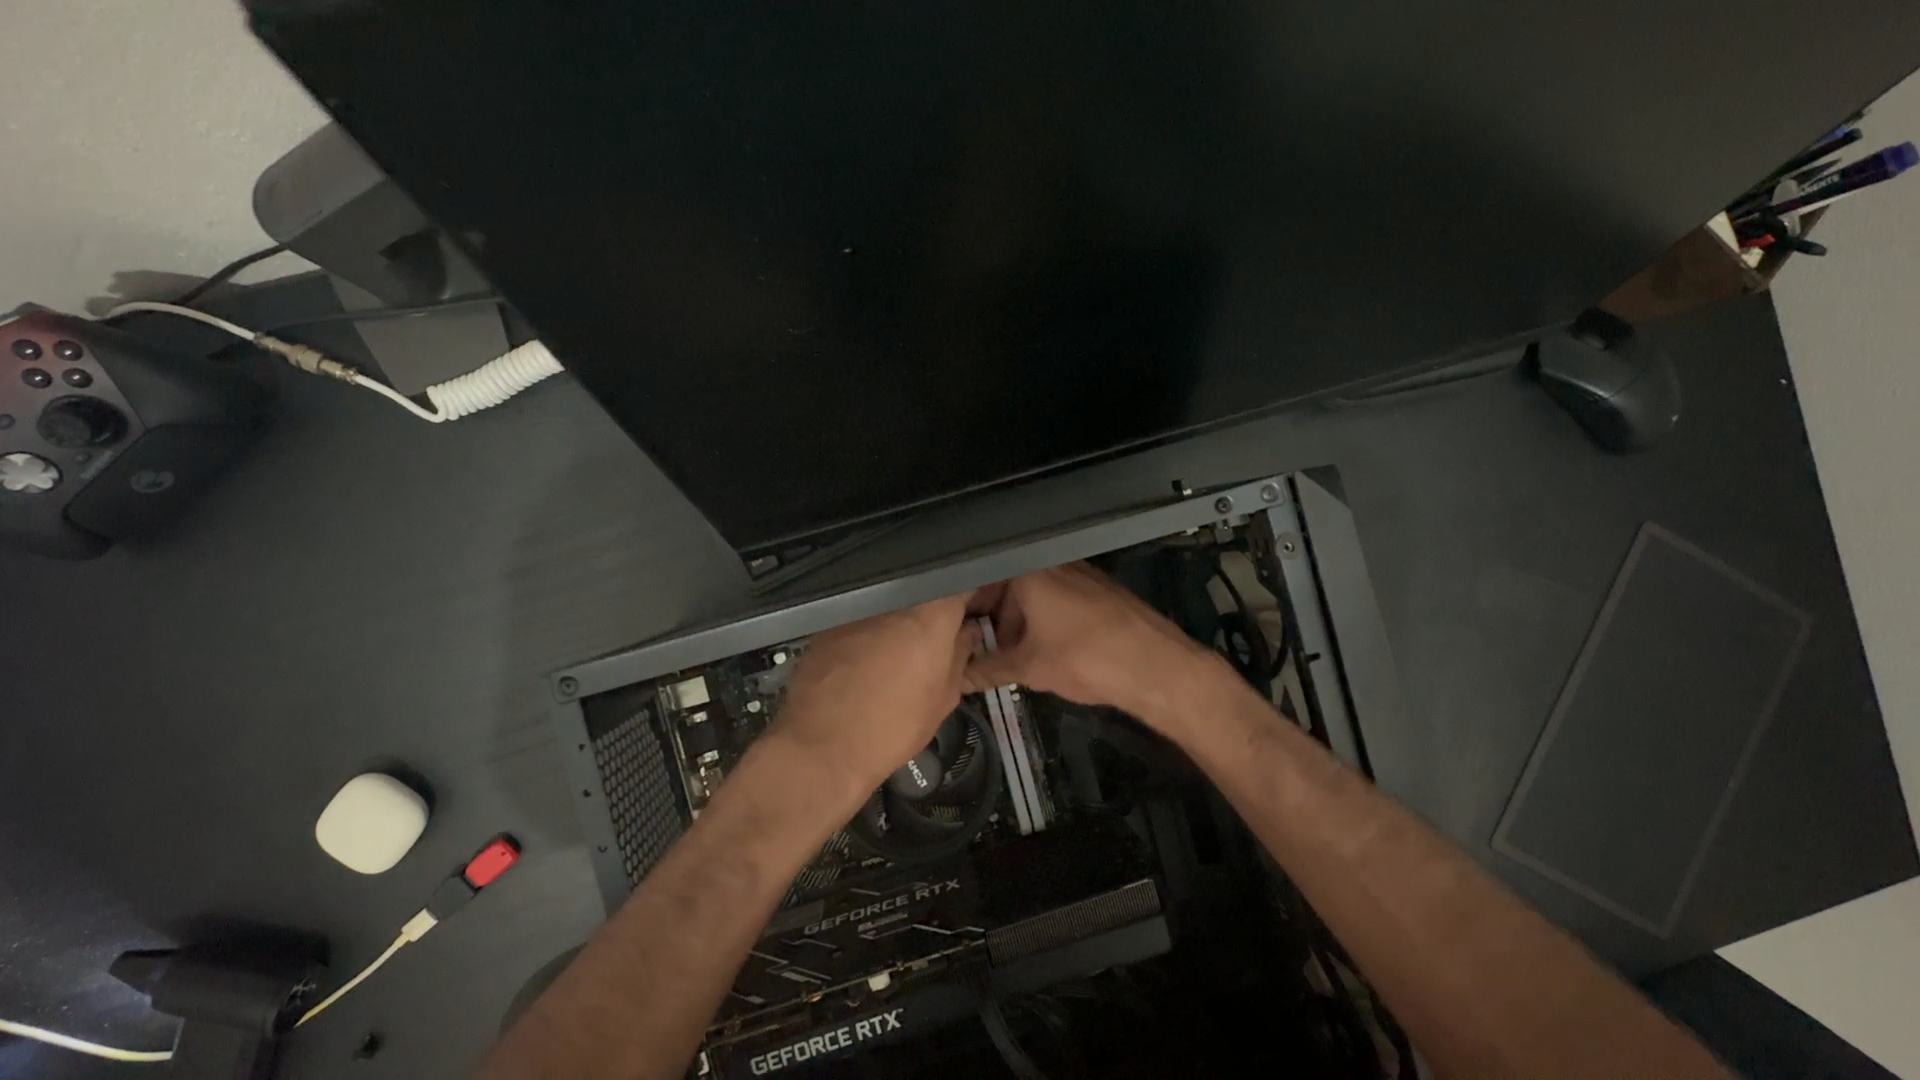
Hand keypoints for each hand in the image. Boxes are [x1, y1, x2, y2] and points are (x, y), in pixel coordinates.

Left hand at [765, 593, 980, 800]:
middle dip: (933, 611)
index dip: (971, 594)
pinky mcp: (827, 627)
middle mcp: (893, 602)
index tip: (973, 610)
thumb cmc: (893, 728)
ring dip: (899, 623)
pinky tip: (865, 664)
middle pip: (923, 592)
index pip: (961, 584)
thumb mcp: (942, 699)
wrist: (822, 746)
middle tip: (936, 639)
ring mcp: (856, 612)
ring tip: (897, 657)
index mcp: (930, 616)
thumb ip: (959, 658)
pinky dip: (869, 635)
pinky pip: (860, 622)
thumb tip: (967, 635)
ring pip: (889, 607)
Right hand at [964, 563, 1217, 737]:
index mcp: (1027, 571)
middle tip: (977, 648)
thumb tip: (958, 679)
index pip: (979, 578)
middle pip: (1006, 584)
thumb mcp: (1029, 668)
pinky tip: (1042, 648)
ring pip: (1033, 592)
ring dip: (1018, 620)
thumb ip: (987, 669)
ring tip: (1008, 654)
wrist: (1155, 666)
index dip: (962, 606)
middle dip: (991, 616)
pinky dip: (1043, 619)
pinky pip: (1057, 598)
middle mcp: (1051, 563)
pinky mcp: (1098, 589)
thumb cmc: (1085, 659)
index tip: (953, 630)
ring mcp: (1078, 573)